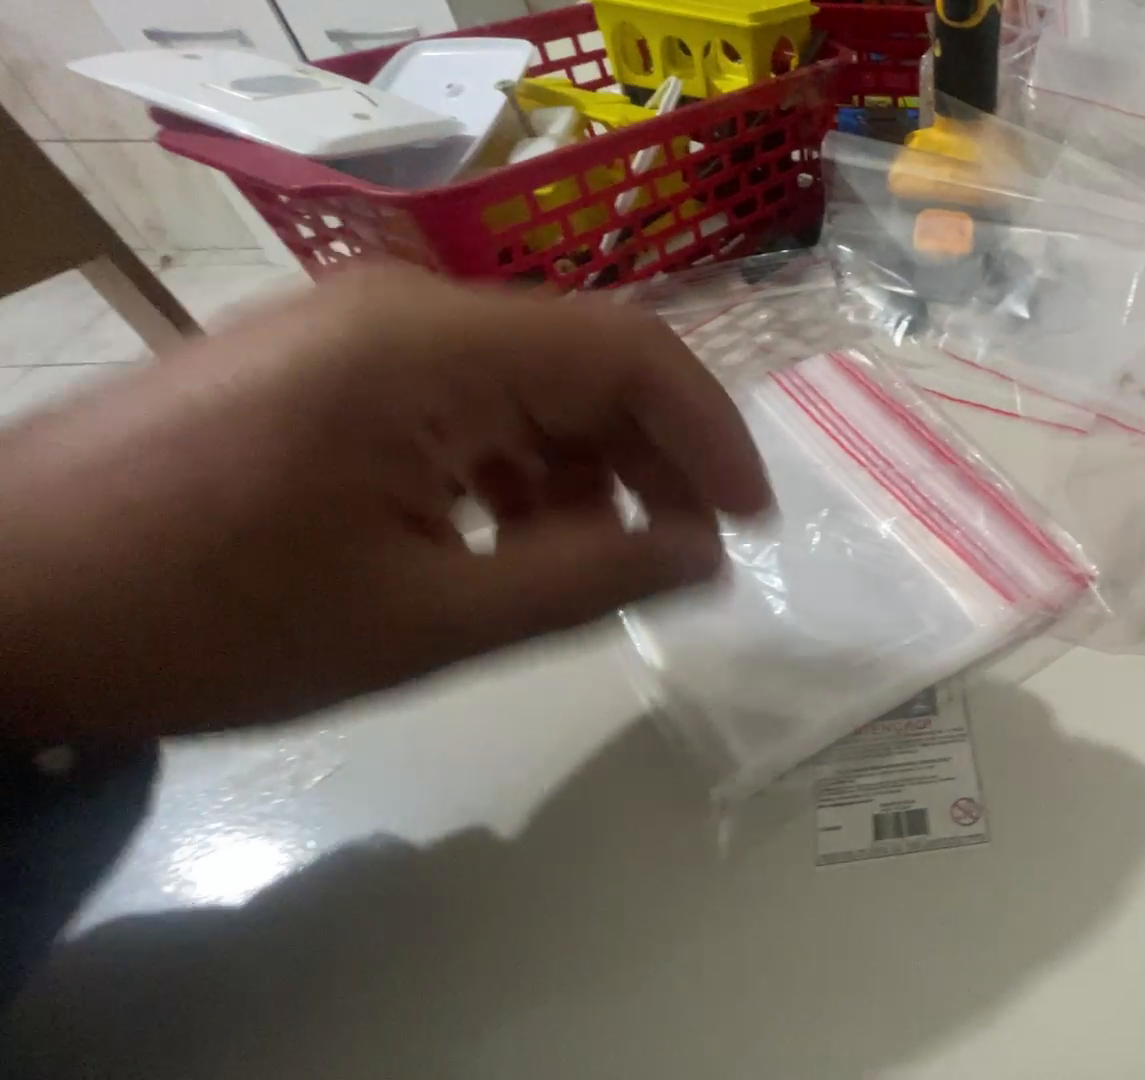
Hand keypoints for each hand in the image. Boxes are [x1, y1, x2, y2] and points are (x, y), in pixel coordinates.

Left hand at [0, 264, 770, 743]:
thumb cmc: (206, 623)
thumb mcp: (430, 622)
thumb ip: (593, 580)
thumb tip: (710, 556)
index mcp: (431, 352)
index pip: (632, 353)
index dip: (713, 433)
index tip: (753, 520)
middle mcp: (412, 316)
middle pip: (595, 367)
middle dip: (661, 463)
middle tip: (692, 554)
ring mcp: (376, 338)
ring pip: (547, 391)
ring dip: (595, 476)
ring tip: (593, 564)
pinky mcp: (351, 371)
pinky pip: (487, 408)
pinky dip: (531, 474)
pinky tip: (515, 541)